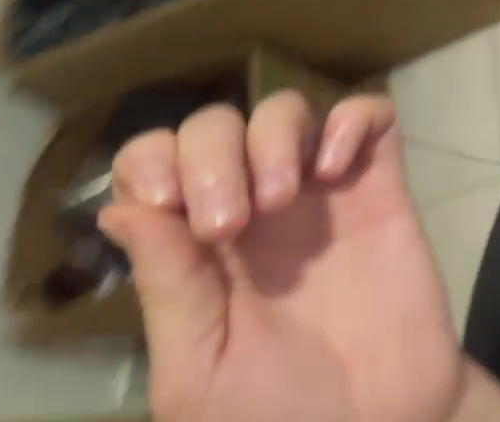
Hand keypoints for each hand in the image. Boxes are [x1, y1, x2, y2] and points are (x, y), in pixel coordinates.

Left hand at [99, 93, 464, 421]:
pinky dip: (350, 120)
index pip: (156, 163)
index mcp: (198, 248)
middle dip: (212, 155)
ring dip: (273, 135)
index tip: (167, 206)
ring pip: (287, 108)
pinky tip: (335, 168)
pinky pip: (371, 115)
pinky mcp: (382, 185)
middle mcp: (255, 205)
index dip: (151, 162)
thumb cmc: (279, 418)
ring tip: (282, 198)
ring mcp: (322, 190)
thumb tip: (118, 208)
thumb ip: (168, 287)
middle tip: (229, 224)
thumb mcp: (198, 372)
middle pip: (218, 123)